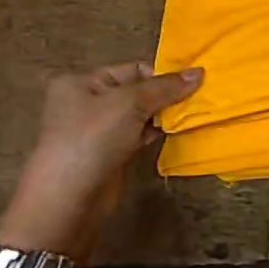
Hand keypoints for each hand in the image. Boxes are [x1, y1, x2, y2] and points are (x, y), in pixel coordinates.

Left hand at [0, 62, 203, 259]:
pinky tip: (177, 131)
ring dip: (165, 114)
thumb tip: (199, 72)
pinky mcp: (110, 151)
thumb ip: (165, 87)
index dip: (162, 75)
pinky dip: (157, 131)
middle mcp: (88, 101)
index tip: (192, 84)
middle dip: (167, 95)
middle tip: (198, 99)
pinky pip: (139, 132)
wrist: (69, 198)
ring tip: (192, 114)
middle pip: (139, 90)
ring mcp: (98, 129)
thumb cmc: (93, 139)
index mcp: (83, 82)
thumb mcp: (130, 103)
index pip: (133, 69)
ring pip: (141, 113)